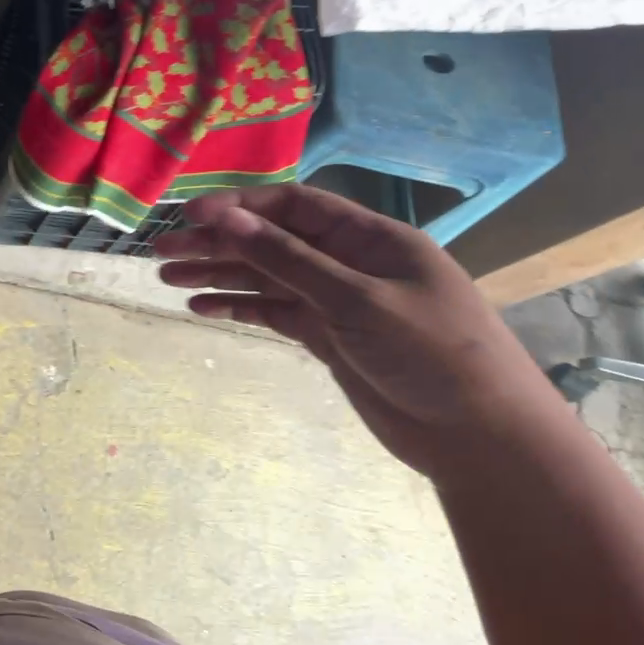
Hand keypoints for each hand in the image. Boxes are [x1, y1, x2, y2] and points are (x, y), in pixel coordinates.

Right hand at [154, 185, 563, 477]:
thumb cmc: (433, 355)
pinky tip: (202, 308)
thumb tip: (224, 218)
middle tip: (160, 252)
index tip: (189, 217)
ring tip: (167, 279)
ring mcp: (336, 300)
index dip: (239, 207)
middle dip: (215, 244)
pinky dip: (236, 307)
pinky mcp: (327, 335)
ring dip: (216, 274)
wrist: (483, 439)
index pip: (292, 206)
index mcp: (370, 239)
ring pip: (264, 276)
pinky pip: (271, 310)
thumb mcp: (356, 299)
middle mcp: (349, 262)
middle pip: (269, 241)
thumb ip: (286, 258)